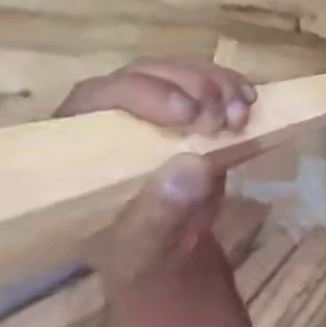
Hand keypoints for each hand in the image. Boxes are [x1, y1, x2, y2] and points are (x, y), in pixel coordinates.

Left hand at [57, 58, 258, 286]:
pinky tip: (250, 103)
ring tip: (241, 118)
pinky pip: (210, 80)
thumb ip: (160, 214)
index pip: (97, 96)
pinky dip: (234, 87)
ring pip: (182, 71)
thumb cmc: (141, 256)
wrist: (174, 255)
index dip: (143, 93)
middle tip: (223, 121)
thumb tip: (193, 165)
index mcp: (75, 147)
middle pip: (147, 73)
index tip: (189, 114)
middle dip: (193, 87)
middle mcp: (110, 117)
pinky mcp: (189, 109)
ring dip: (219, 85)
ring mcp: (153, 108)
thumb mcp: (145, 249)